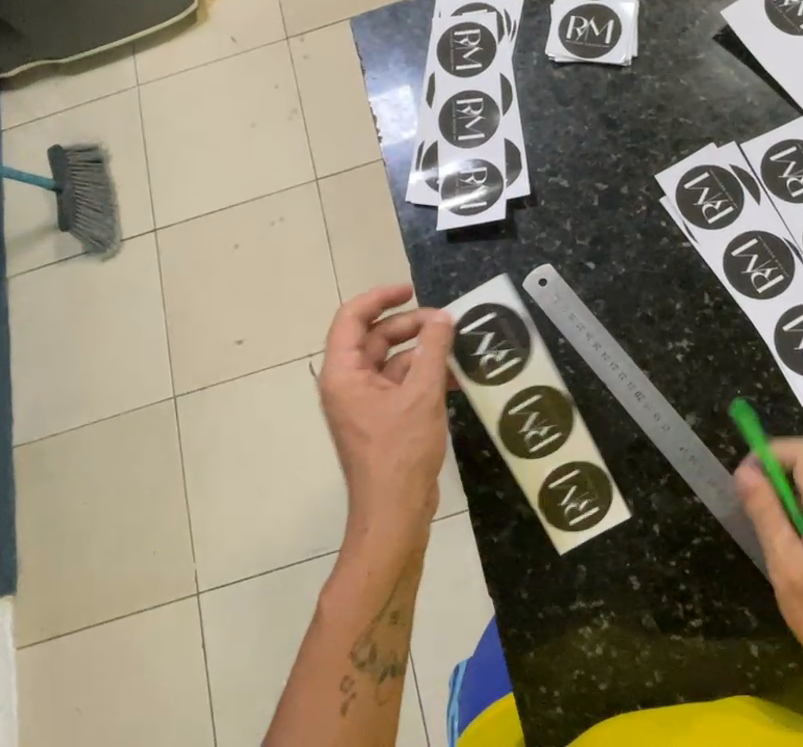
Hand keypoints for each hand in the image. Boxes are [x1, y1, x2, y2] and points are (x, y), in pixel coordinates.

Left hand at [317, 284, 455, 543]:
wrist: (395, 512)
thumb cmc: (401, 452)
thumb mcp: (422, 394)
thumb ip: (434, 350)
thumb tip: (444, 317)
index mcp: (343, 373)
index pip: (352, 318)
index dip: (380, 297)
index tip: (412, 289)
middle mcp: (348, 384)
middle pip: (375, 338)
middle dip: (411, 326)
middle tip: (448, 322)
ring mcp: (365, 404)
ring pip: (392, 362)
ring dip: (424, 353)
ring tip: (459, 348)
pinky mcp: (382, 421)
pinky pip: (401, 385)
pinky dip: (425, 377)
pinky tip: (457, 378)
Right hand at [737, 438, 802, 682]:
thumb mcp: (787, 569)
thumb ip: (767, 515)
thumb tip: (745, 471)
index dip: (770, 454)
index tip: (744, 475)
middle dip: (776, 469)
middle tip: (749, 499)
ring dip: (788, 488)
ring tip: (766, 521)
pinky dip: (802, 503)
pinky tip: (790, 536)